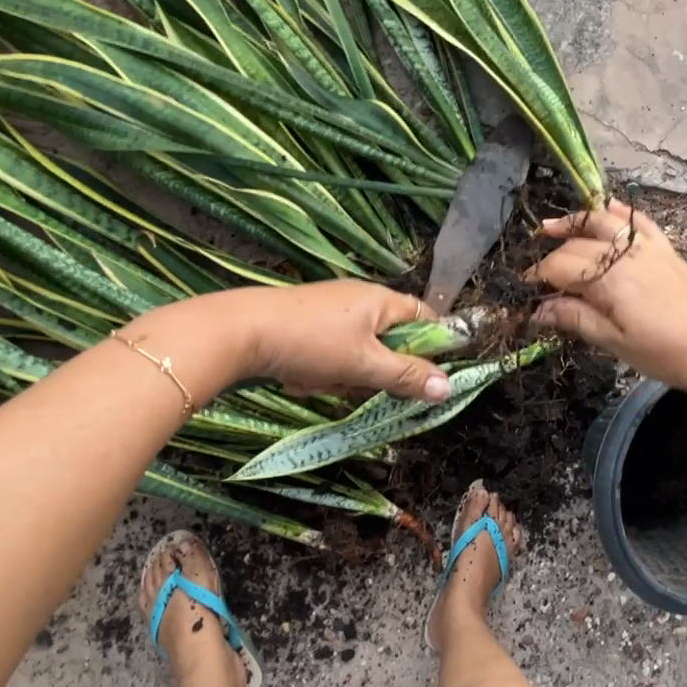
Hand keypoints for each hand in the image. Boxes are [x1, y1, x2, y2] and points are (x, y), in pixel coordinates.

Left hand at [220, 281, 450, 402]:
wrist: (238, 332)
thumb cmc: (312, 343)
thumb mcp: (365, 366)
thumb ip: (407, 377)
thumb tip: (449, 388)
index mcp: (382, 300)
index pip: (425, 318)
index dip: (432, 345)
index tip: (427, 374)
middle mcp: (360, 298)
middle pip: (389, 340)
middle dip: (376, 370)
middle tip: (360, 384)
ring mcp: (330, 309)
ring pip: (356, 352)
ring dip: (343, 375)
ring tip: (319, 381)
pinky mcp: (304, 321)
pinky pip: (329, 351)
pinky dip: (319, 369)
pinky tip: (299, 377)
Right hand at [528, 201, 686, 402]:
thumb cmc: (668, 354)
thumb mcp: (617, 343)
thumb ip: (577, 319)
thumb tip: (539, 310)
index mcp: (610, 279)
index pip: (561, 266)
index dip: (539, 276)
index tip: (524, 290)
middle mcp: (627, 254)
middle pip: (580, 244)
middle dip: (553, 253)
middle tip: (537, 272)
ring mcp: (650, 249)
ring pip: (606, 223)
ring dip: (578, 222)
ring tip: (554, 226)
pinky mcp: (669, 252)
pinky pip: (641, 222)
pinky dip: (622, 213)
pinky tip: (609, 206)